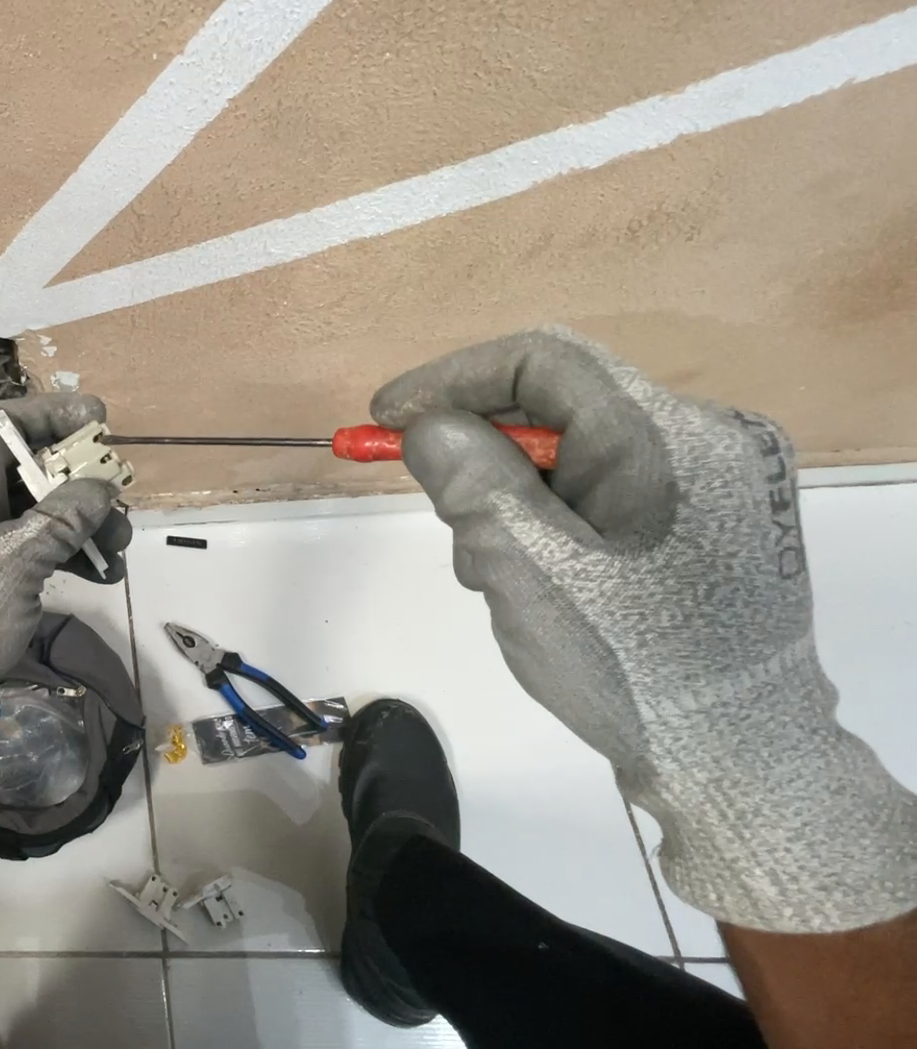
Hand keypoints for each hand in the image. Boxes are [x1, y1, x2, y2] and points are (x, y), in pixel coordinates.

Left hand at [0, 393, 130, 813]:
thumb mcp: (18, 561)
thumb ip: (63, 518)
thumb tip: (104, 485)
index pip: (1, 424)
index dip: (49, 413)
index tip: (97, 420)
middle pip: (30, 464)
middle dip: (80, 480)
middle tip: (118, 499)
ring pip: (42, 504)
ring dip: (84, 519)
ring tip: (118, 548)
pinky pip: (40, 538)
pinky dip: (72, 548)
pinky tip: (102, 572)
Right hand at [373, 326, 916, 933]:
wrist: (729, 754)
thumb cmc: (627, 658)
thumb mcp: (529, 566)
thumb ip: (473, 483)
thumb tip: (426, 425)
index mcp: (667, 438)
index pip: (542, 361)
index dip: (450, 378)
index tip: (385, 418)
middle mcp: (695, 442)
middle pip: (549, 409)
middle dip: (473, 452)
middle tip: (436, 508)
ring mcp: (698, 483)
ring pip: (559, 454)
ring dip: (499, 495)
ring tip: (489, 569)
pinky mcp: (688, 519)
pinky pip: (585, 490)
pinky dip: (533, 517)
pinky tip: (528, 576)